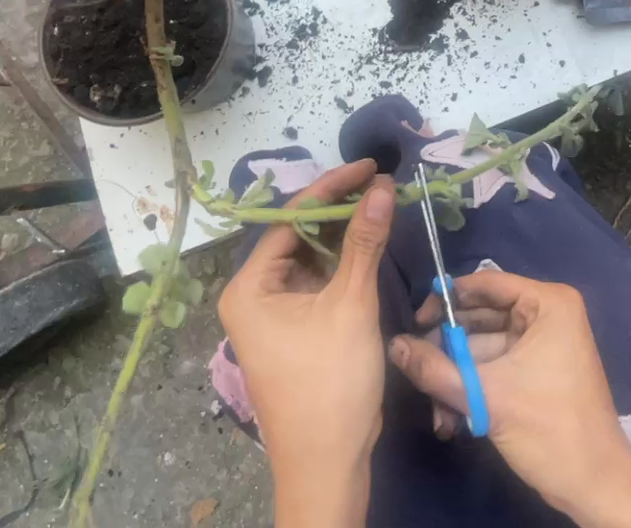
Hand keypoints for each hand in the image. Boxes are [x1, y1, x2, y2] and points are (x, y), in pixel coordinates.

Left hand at [218, 159, 393, 527]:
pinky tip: (371, 243)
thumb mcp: (351, 305)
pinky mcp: (297, 328)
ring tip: (380, 203)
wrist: (329, 465)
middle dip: (340, 208)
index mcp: (249, 287)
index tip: (370, 166)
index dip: (332, 188)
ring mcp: (275, 313)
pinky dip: (345, 262)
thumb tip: (381, 185)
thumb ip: (365, 241)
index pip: (290, 218)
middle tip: (380, 183)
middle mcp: (254, 294)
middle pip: (300, 235)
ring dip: (346, 234)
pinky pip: (319, 281)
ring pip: (312, 257)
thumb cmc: (331, 384)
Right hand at [389, 272, 630, 527]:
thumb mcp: (486, 397)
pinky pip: (495, 368)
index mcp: (548, 303)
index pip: (487, 284)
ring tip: (437, 410)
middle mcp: (547, 314)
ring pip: (484, 348)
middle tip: (416, 367)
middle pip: (482, 319)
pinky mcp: (537, 371)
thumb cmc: (549, 428)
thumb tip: (393, 345)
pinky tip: (451, 419)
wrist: (594, 484)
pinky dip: (473, 389)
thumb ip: (435, 369)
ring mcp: (543, 343)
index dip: (448, 299)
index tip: (415, 320)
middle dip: (449, 351)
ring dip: (457, 378)